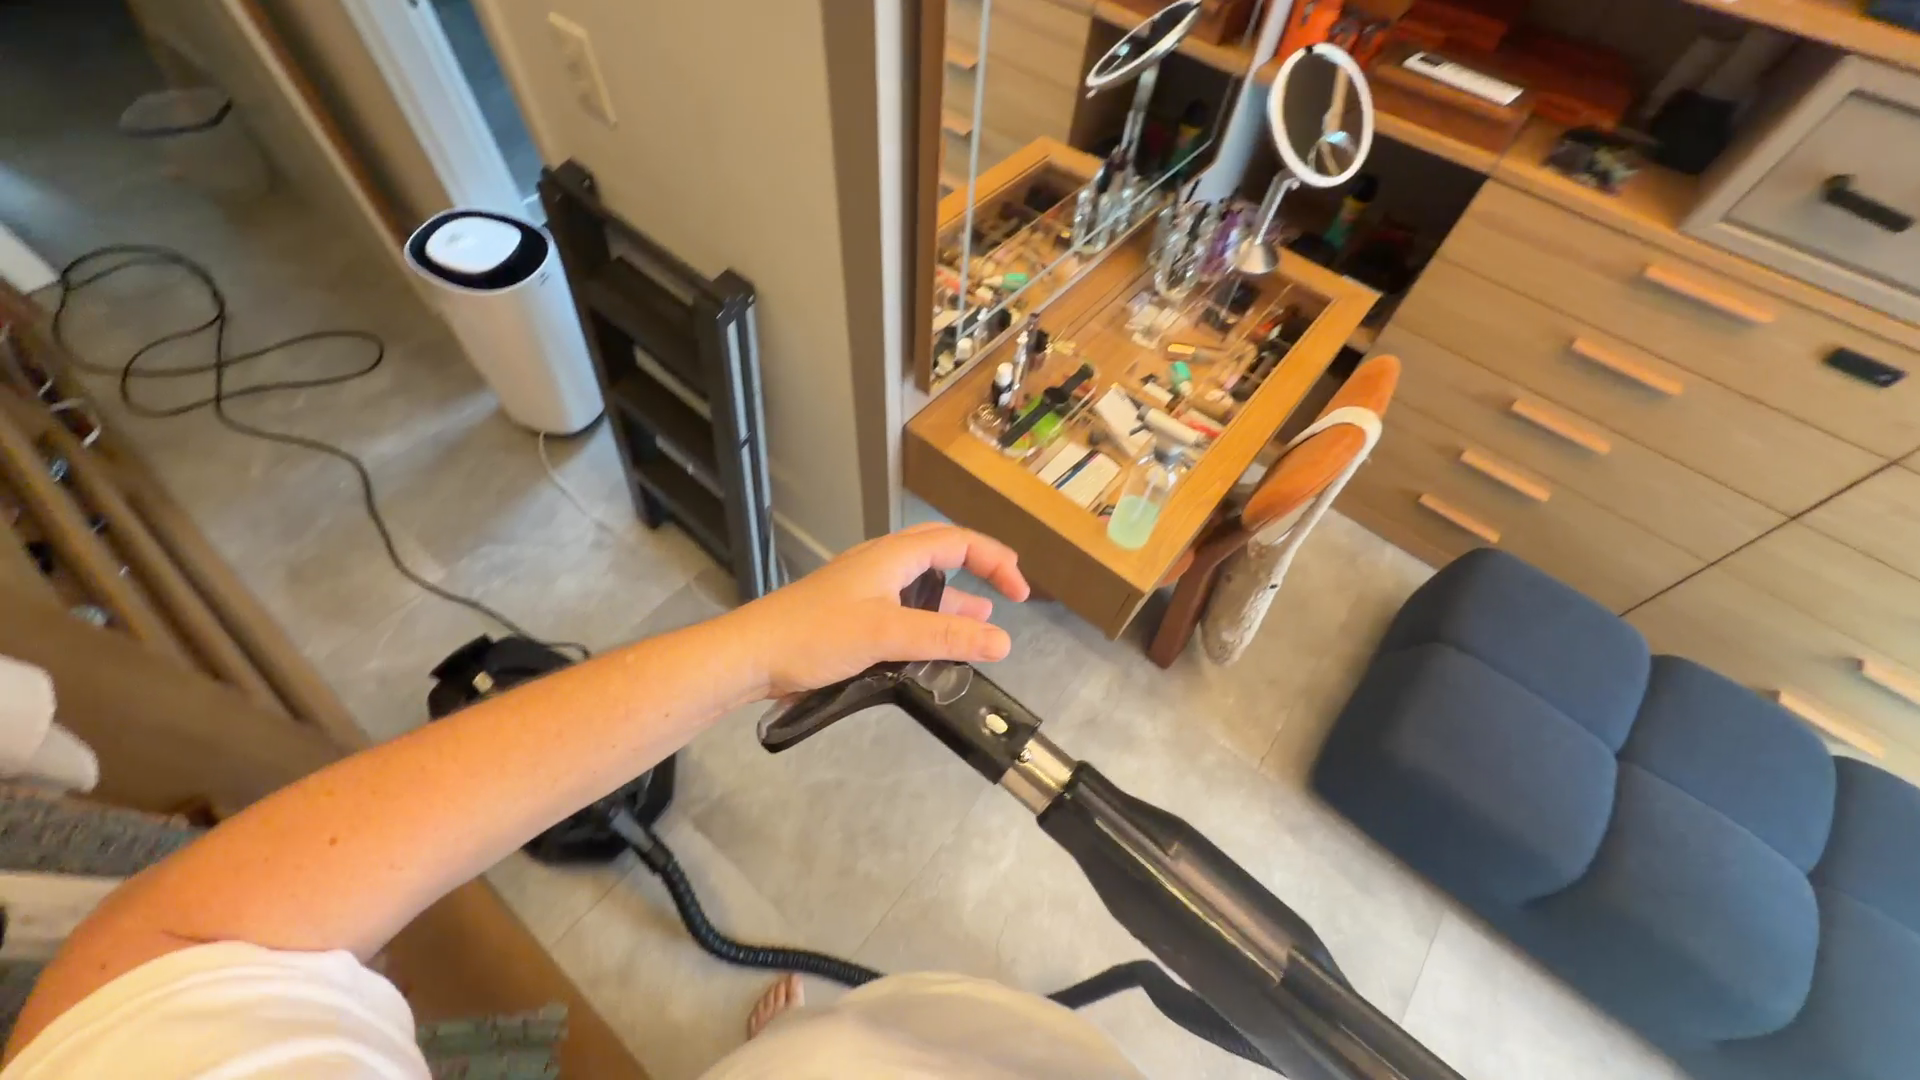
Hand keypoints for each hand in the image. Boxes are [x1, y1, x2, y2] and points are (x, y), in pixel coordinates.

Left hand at [727, 524, 1030, 699]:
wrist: (751, 655)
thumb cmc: (816, 635)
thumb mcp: (886, 634)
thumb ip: (945, 637)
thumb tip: (1003, 640)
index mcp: (892, 556)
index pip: (957, 542)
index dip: (994, 560)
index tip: (1020, 592)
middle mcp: (882, 566)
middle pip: (941, 555)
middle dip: (978, 569)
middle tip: (1008, 592)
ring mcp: (866, 592)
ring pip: (922, 589)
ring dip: (954, 605)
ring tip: (982, 629)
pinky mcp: (853, 618)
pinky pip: (903, 614)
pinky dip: (928, 626)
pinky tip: (936, 650)